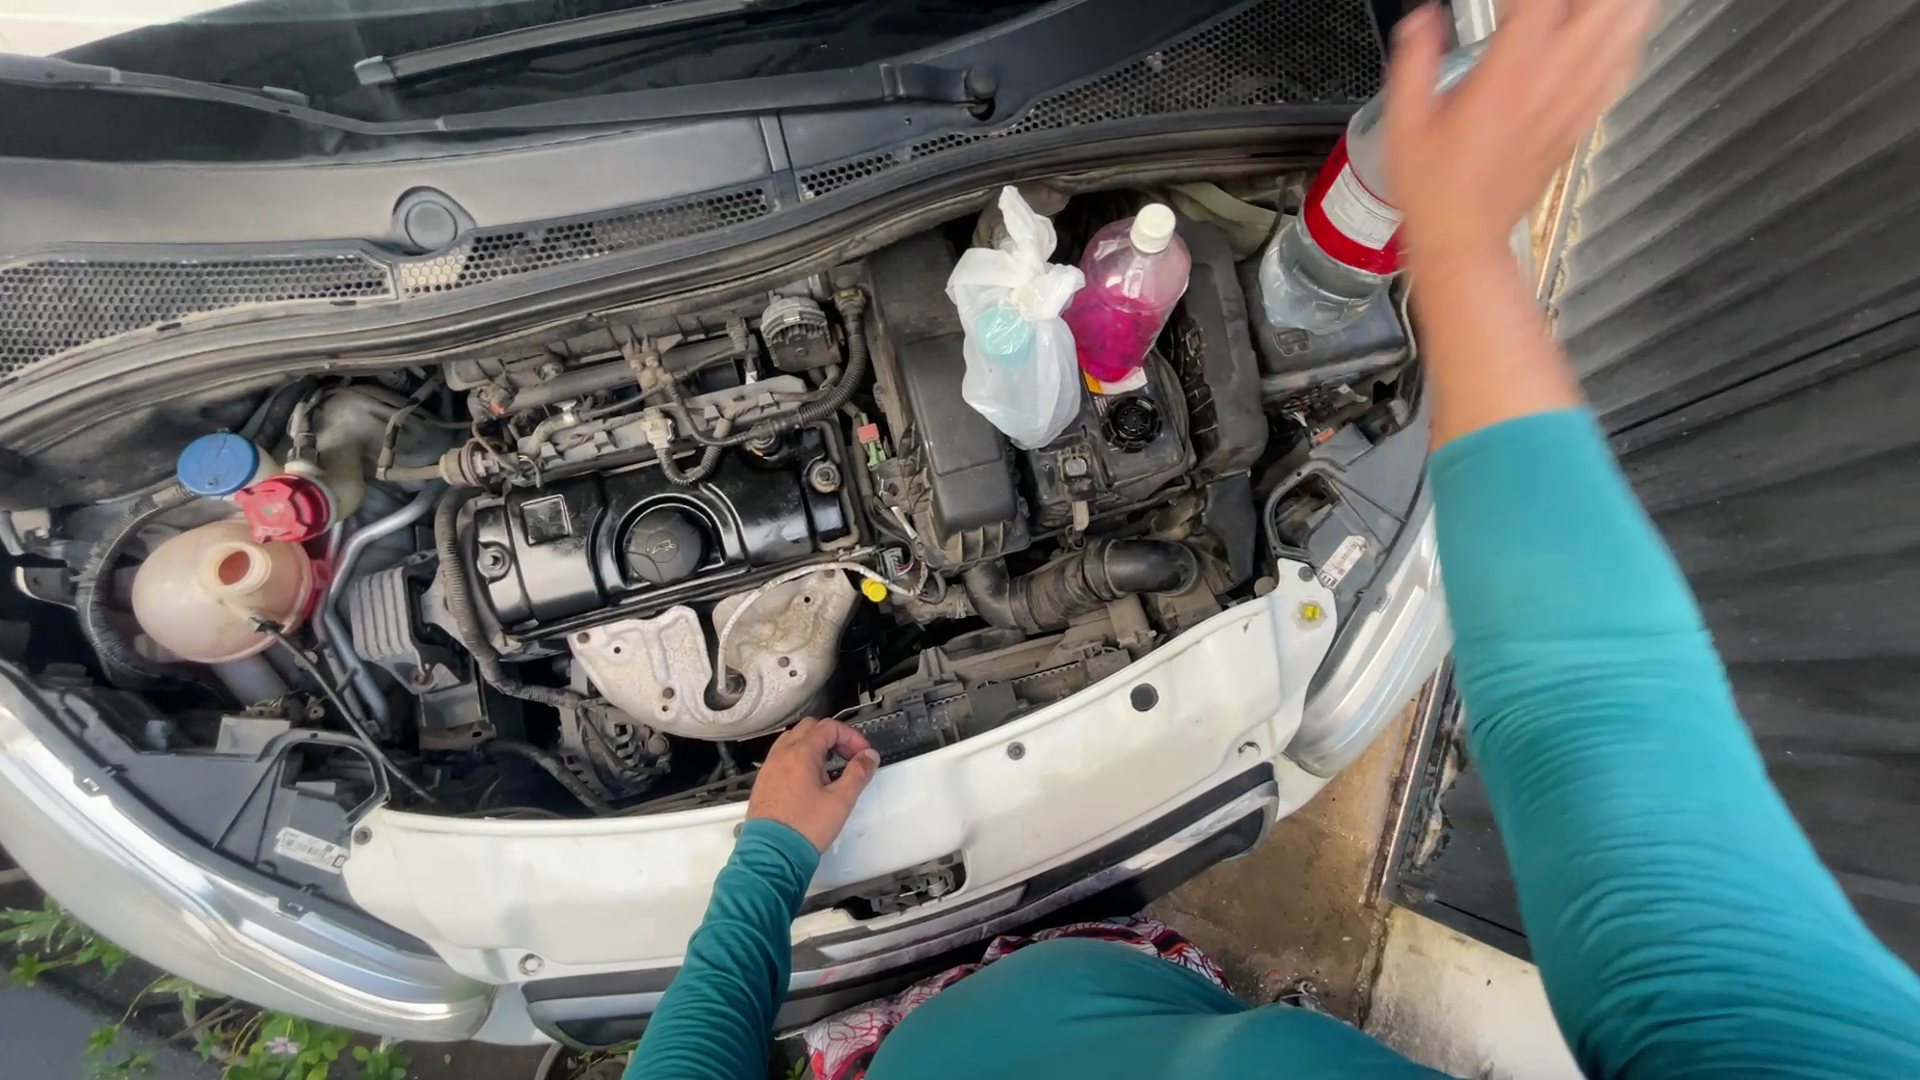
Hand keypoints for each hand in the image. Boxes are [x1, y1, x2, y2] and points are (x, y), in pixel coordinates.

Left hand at [745, 717, 881, 852]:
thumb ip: (858, 773)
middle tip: (848, 755)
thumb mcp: (840, 801)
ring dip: (815, 747)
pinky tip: (810, 783)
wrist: (771, 857)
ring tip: (829, 770)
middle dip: (833, 737)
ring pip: (793, 741)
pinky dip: (799, 760)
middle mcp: (782, 755)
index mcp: (801, 753)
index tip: (862, 753)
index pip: (829, 728)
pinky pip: (782, 758)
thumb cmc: (803, 829)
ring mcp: (770, 768)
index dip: (851, 737)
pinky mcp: (764, 783)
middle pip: (810, 728)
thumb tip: (869, 756)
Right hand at [1385, 0, 1655, 264]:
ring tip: (1583, 9)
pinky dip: (1626, 35)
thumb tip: (1420, 23)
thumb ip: (1413, 64)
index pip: (1539, 0)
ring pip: (1630, 21)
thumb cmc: (1433, 191)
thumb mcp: (1403, 126)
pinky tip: (1608, 32)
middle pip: (1602, 1)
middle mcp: (1552, 79)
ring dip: (1616, 4)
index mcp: (1507, 74)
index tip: (1503, 0)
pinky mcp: (1583, 119)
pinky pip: (1625, 61)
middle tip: (1549, 5)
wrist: (1462, 239)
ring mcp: (1575, 98)